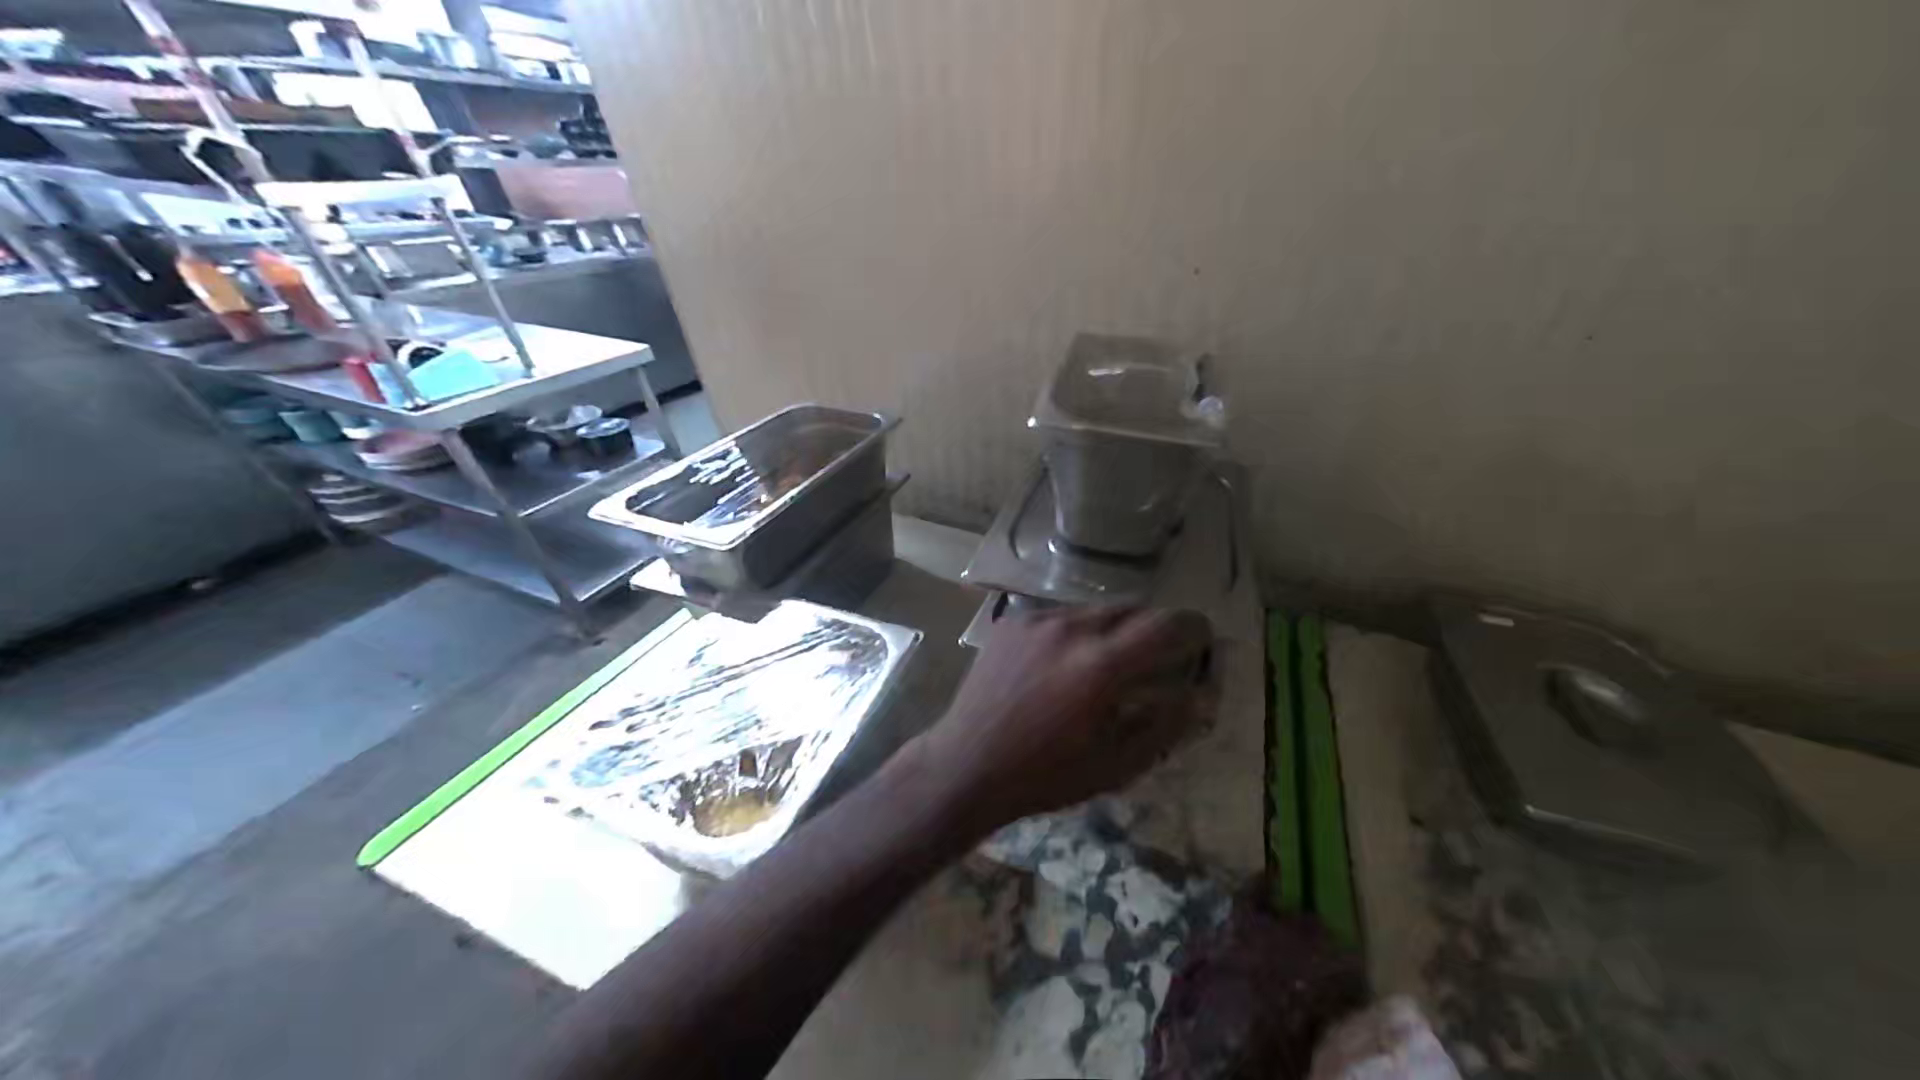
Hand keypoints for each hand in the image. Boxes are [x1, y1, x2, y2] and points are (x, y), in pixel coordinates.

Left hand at [916, 606, 1215, 831]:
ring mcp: (1036, 621)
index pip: (1167, 624)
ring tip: (1108, 662)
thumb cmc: (1045, 775)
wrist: (967, 764)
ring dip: (1114, 628)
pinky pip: (1059, 615)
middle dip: (1154, 627)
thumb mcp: (1116, 764)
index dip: (1194, 627)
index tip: (1202, 639)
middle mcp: (1070, 629)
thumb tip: (1202, 695)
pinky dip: (1076, 631)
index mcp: (1101, 665)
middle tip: (1157, 656)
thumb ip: (1165, 725)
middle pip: (1132, 608)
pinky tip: (1064, 663)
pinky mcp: (1011, 623)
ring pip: (1094, 609)